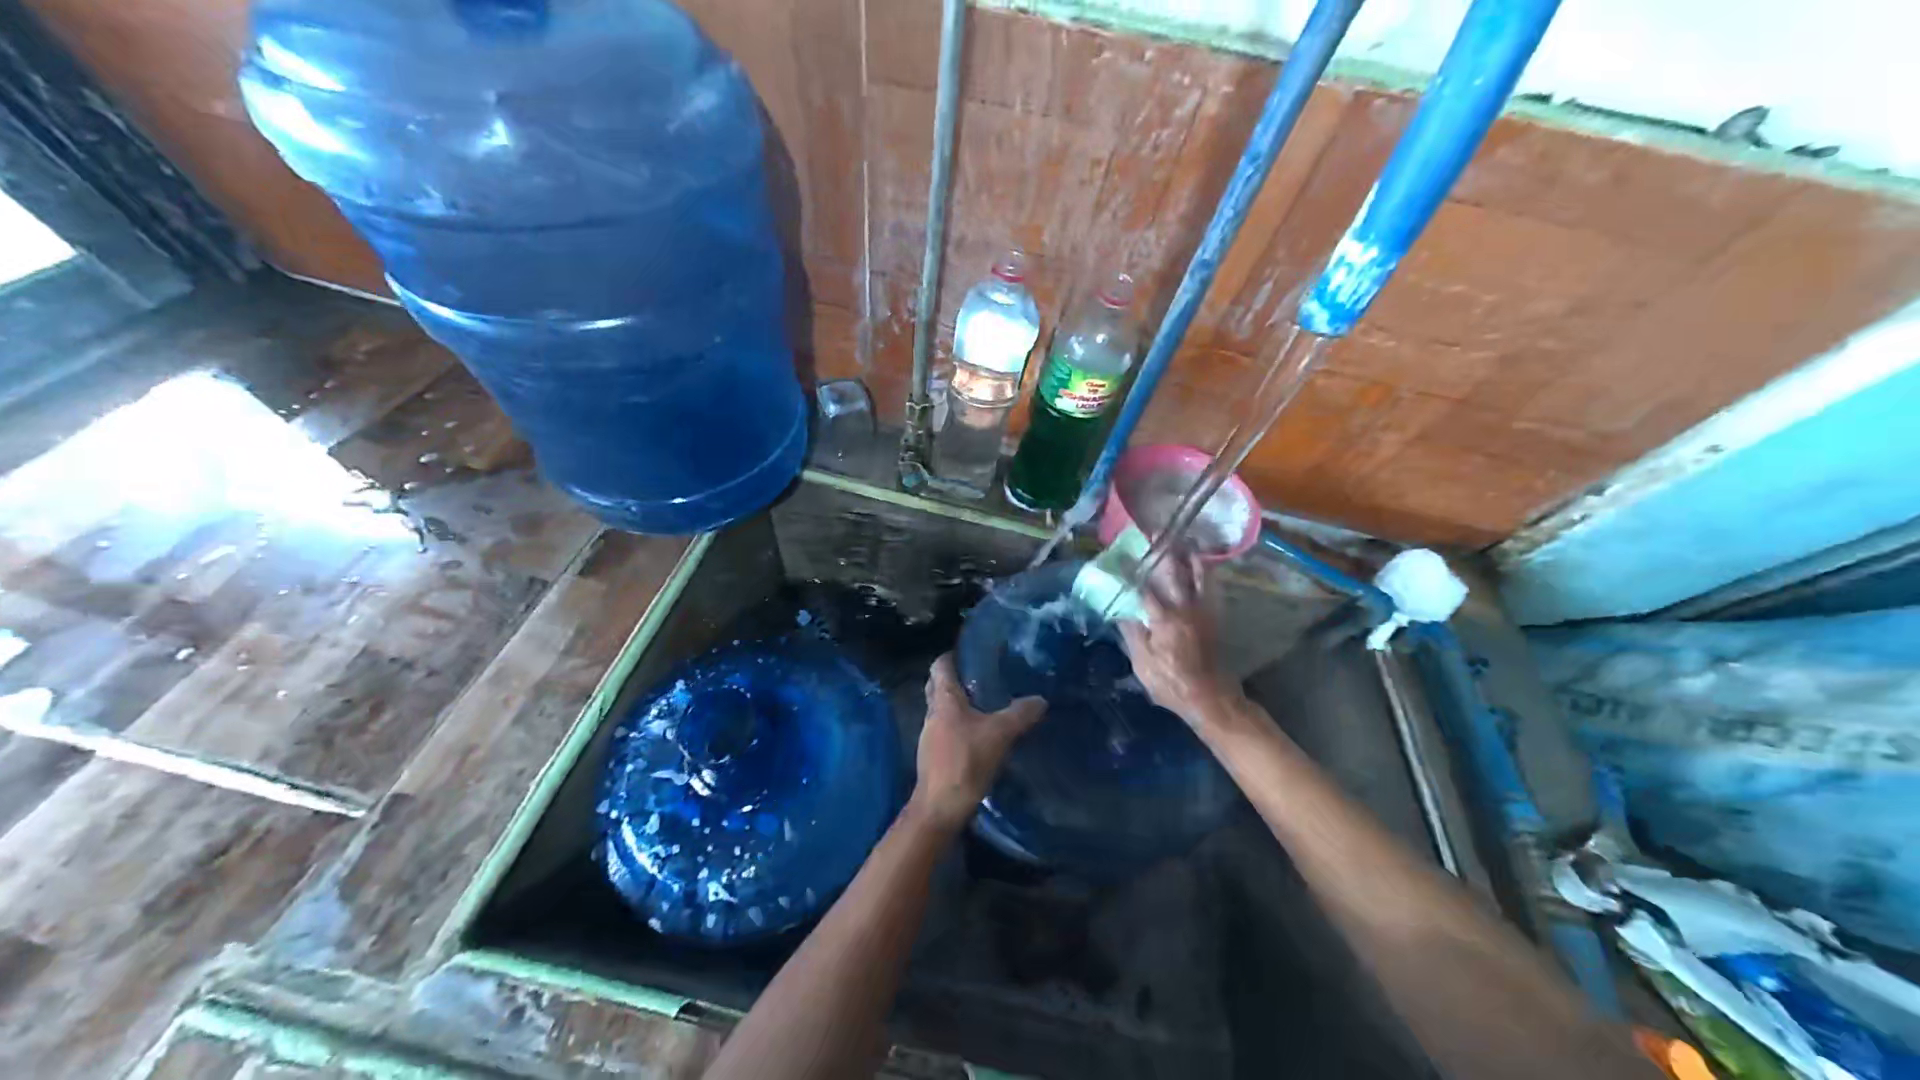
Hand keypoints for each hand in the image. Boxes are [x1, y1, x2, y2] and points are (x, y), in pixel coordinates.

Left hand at [910, 653, 1045, 828]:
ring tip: (985, 704)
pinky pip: (945, 729)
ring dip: (958, 704)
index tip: (971, 653)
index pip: (940, 665)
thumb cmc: (966, 761)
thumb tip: (1041, 699)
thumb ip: (1020, 714)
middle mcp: (932, 712)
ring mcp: (929, 735)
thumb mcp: (1000, 734)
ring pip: (941, 709)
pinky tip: (978, 734)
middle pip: (937, 685)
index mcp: (943, 699)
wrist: (940, 807)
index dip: (952, 656)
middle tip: (981, 677)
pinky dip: (959, 725)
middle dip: (955, 679)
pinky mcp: (933, 755)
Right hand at [1117, 555, 1242, 729]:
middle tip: (1156, 533)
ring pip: (1200, 575)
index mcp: (1165, 618)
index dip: (1132, 569)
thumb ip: (1132, 632)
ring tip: (1183, 541)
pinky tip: (1200, 567)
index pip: (1144, 587)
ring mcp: (1204, 611)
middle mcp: (1186, 608)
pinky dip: (1205, 572)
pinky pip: (1210, 587)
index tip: (1121, 555)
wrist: (1209, 698)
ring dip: (1190, 556)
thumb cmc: (1171, 683)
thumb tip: (1120, 609)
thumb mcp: (1142, 662)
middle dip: (1164, 551)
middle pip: (1175, 572)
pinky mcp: (1214, 617)